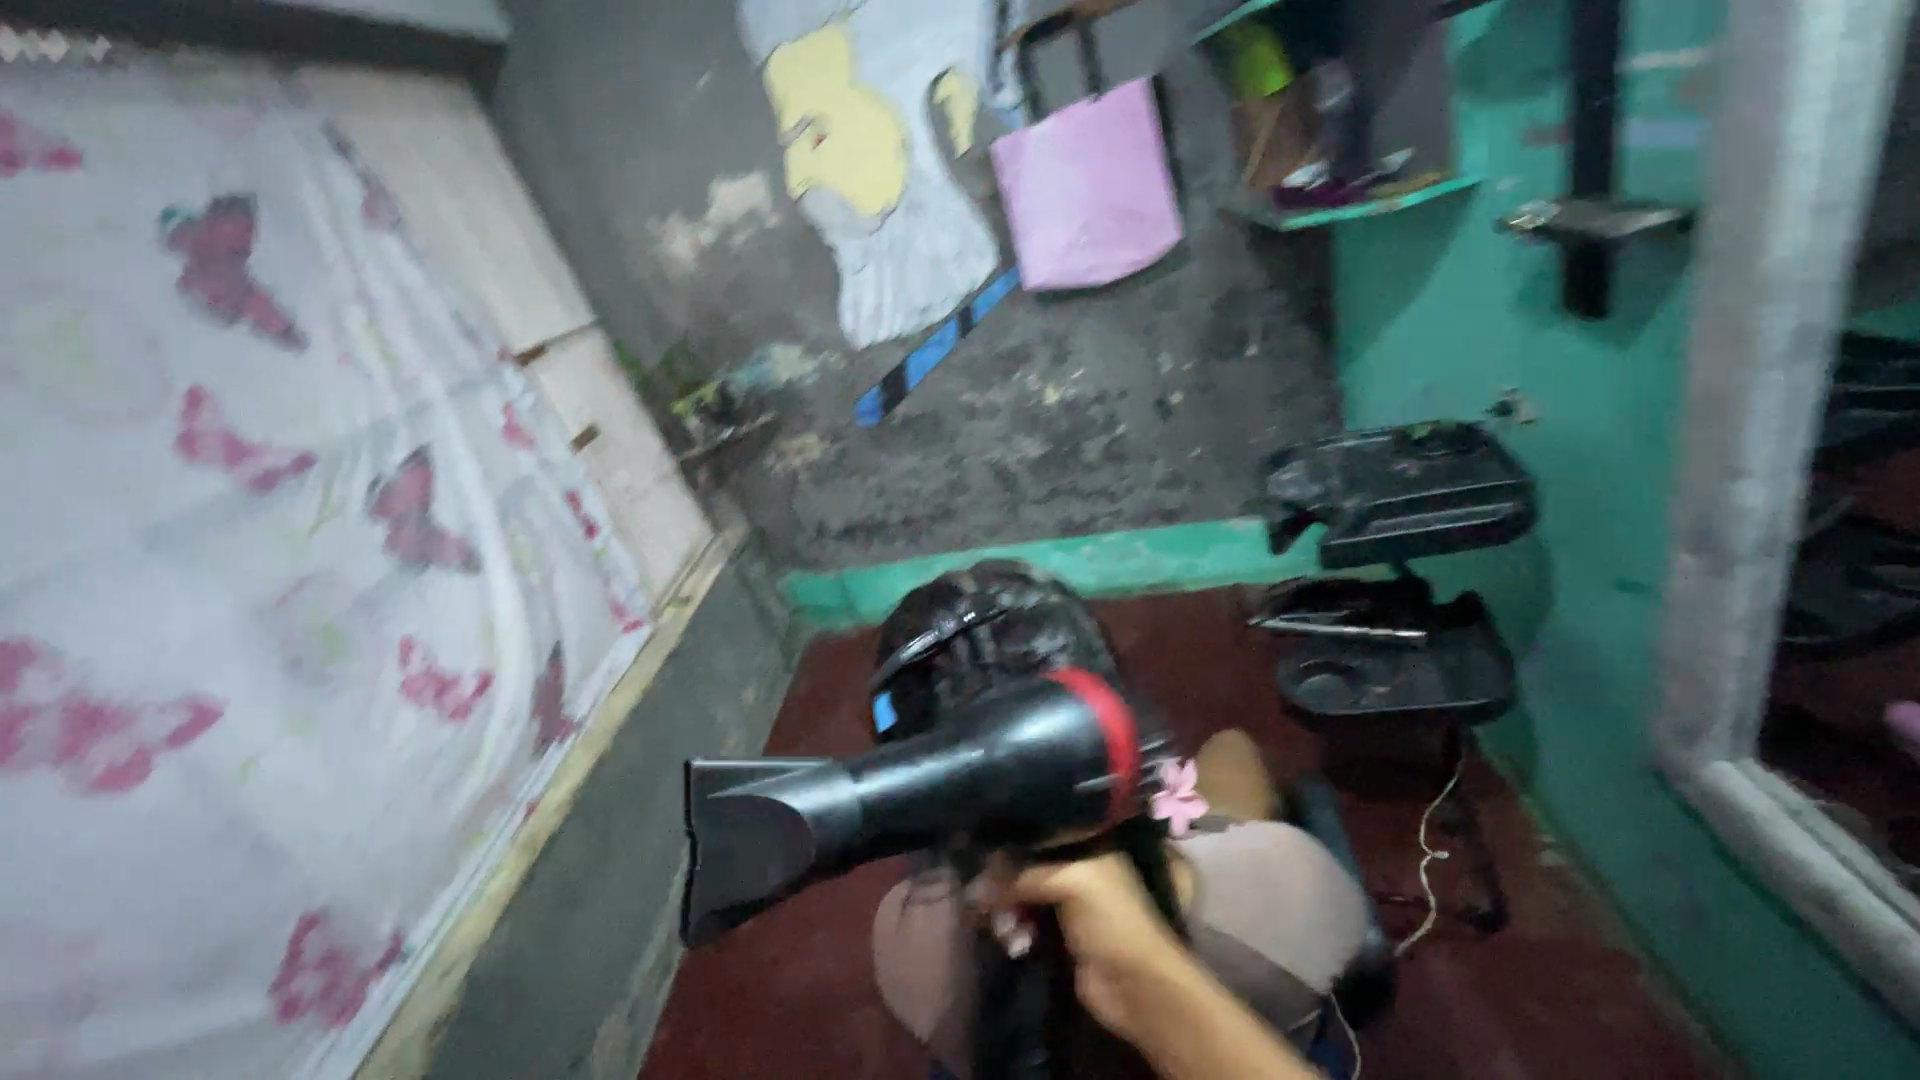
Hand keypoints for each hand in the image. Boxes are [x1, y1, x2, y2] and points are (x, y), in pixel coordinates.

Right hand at [980, 852, 1185, 1040]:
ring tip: (994, 919)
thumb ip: (1025, 874)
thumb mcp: (1072, 882)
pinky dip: (1012, 926)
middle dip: (1003, 874)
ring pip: (1023, 892)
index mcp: (1090, 847)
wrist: (1134, 987)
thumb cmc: (1111, 922)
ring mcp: (1067, 903)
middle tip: (979, 887)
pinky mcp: (1056, 935)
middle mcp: (1078, 869)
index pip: (1044, 830)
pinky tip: (1007, 936)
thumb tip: (979, 883)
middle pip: (1029, 862)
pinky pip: (1024, 921)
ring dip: (1005, 904)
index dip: (1015, 835)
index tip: (982, 841)